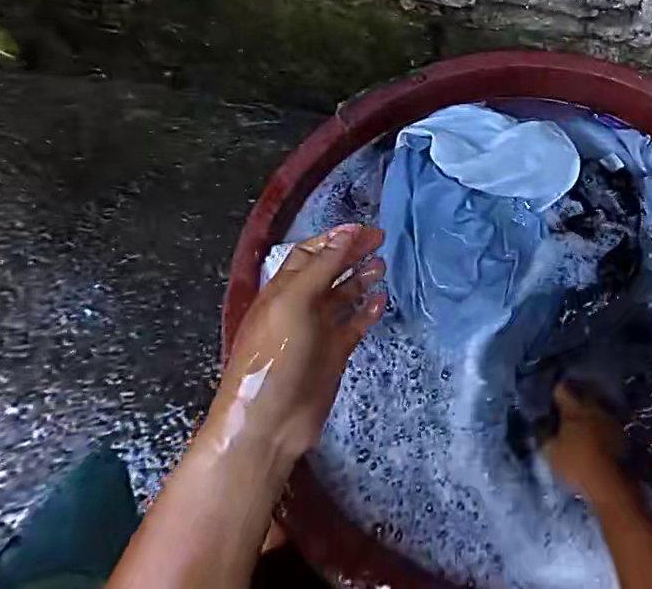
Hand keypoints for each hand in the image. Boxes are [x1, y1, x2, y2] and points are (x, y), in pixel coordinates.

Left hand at [211, 222, 386, 469]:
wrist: (269, 423)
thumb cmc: (275, 355)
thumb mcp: (294, 302)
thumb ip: (323, 266)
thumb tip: (348, 233)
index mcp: (283, 289)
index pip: (310, 253)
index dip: (335, 239)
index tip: (363, 229)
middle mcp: (300, 305)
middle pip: (329, 270)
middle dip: (352, 253)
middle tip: (381, 240)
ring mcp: (318, 330)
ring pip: (343, 295)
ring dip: (361, 278)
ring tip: (382, 266)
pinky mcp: (334, 352)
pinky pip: (354, 324)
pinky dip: (368, 310)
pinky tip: (382, 301)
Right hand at [544, 382, 627, 500]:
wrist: (612, 485)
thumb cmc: (576, 464)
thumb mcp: (550, 453)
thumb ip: (544, 437)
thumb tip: (542, 427)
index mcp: (574, 408)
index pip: (562, 390)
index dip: (555, 394)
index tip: (551, 402)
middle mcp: (595, 407)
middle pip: (583, 397)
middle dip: (575, 403)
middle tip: (567, 415)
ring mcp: (612, 421)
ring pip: (598, 412)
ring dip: (591, 418)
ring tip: (584, 431)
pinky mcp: (624, 437)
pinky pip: (609, 427)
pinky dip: (603, 431)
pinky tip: (599, 443)